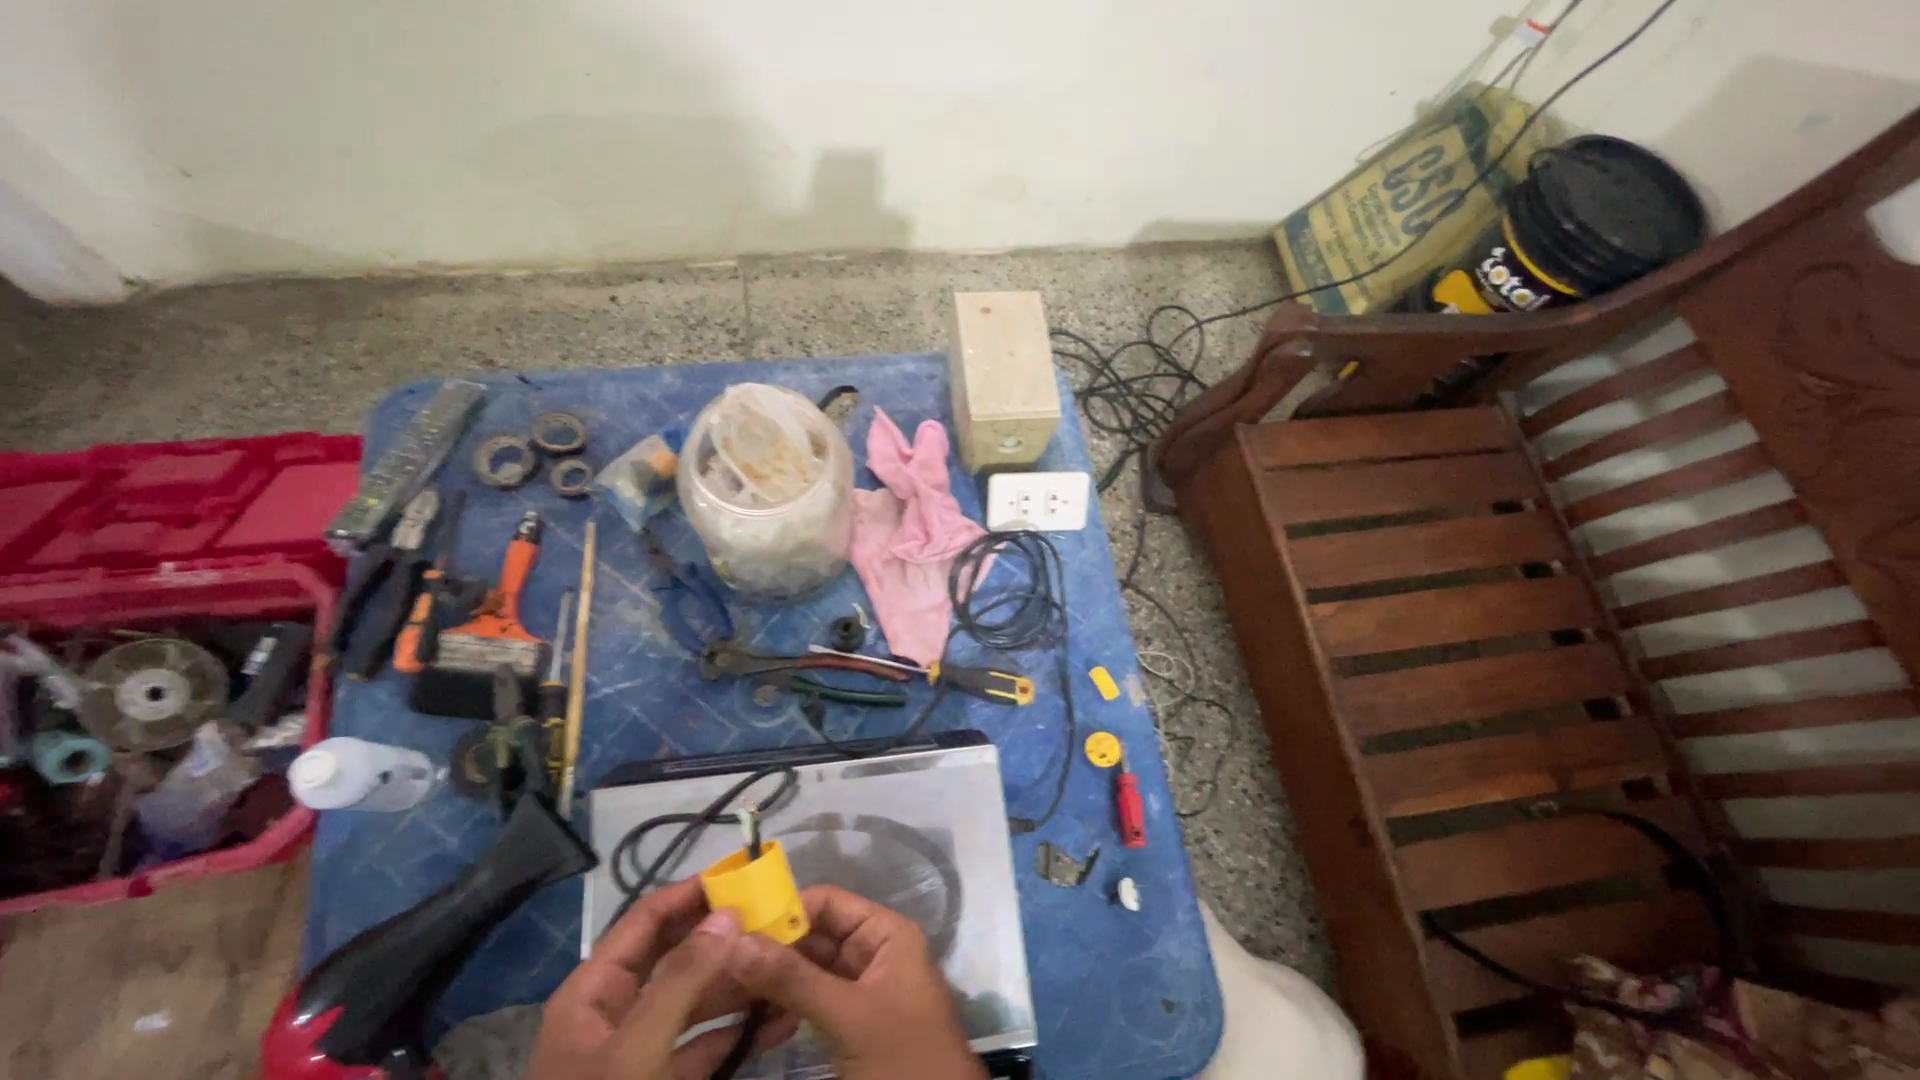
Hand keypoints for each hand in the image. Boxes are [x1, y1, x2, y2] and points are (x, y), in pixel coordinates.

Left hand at [530, 877, 799, 1079]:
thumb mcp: (636, 1050)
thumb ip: (682, 980)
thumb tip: (728, 914)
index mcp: (594, 992)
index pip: (645, 922)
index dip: (690, 895)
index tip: (743, 878)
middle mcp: (617, 1013)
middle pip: (676, 959)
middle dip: (726, 941)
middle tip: (779, 924)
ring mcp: (641, 1053)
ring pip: (697, 1003)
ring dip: (741, 987)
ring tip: (790, 969)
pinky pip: (706, 1046)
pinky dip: (739, 1033)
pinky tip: (779, 1023)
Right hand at [724, 885, 986, 1079]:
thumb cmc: (904, 1056)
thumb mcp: (849, 1015)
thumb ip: (794, 979)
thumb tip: (735, 942)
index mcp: (885, 934)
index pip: (828, 903)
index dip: (783, 910)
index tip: (732, 927)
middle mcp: (872, 952)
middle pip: (814, 936)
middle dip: (770, 947)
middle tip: (716, 960)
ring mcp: (859, 989)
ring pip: (807, 970)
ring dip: (770, 978)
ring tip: (722, 985)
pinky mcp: (848, 1024)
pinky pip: (809, 1001)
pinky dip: (781, 1005)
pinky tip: (747, 1013)